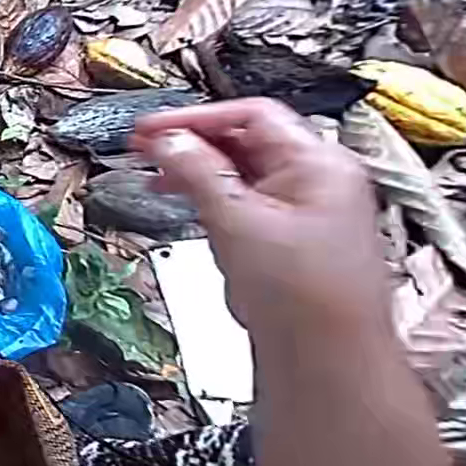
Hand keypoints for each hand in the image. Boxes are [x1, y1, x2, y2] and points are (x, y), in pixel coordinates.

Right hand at [129, 98, 391, 352]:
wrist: (322, 349)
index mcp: (316, 164)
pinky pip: (237, 193)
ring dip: (191, 163)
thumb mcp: (235, 219)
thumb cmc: (298, 289)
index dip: (194, 118)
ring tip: (152, 170)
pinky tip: (178, 196)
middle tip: (142, 145)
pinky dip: (203, 188)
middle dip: (188, 139)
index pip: (249, 116)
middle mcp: (314, 178)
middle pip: (242, 138)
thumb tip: (167, 139)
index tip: (149, 128)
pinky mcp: (282, 228)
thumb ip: (197, 171)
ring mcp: (299, 203)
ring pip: (236, 166)